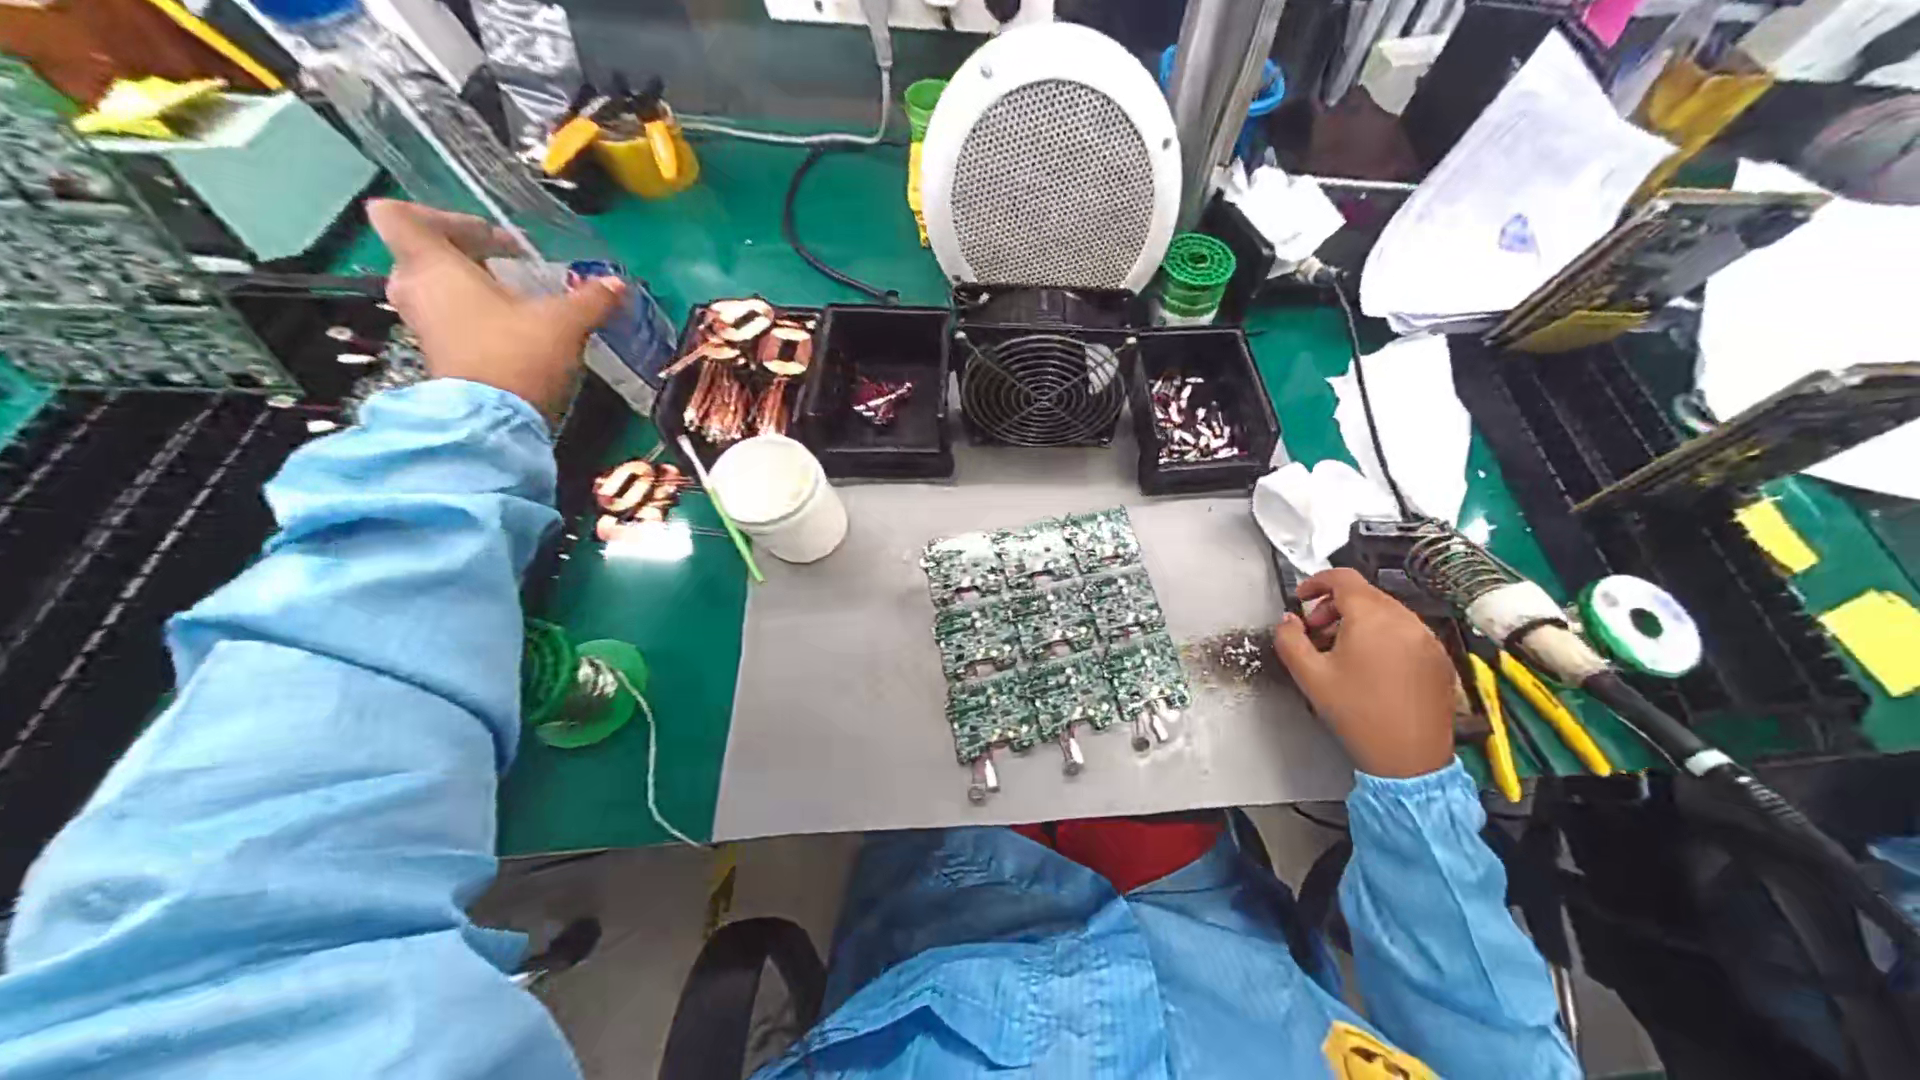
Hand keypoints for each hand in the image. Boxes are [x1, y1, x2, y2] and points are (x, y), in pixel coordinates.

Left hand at [367, 199, 626, 422]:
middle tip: (510, 265)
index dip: (442, 217)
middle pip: (423, 252)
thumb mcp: (565, 322)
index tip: (488, 235)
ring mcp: (422, 325)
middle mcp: (415, 289)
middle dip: (467, 254)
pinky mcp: (438, 354)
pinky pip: (448, 318)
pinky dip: (475, 316)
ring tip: (517, 298)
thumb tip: (617, 284)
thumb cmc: (519, 356)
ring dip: (472, 287)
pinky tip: (515, 330)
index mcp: (433, 266)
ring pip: (437, 287)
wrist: (496, 424)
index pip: (399, 216)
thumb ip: (591, 298)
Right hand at [1272, 568, 1456, 777]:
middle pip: (1364, 594)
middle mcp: (1406, 621)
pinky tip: (1368, 665)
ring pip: (1386, 612)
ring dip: (1358, 620)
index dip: (1317, 582)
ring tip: (1339, 650)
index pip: (1343, 578)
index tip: (1303, 597)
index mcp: (1372, 618)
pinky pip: (1405, 631)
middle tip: (1315, 631)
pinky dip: (1382, 635)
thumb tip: (1288, 621)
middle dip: (1334, 606)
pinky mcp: (1438, 658)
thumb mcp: (1309, 675)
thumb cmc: (1358, 715)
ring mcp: (1427, 639)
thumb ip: (1289, 639)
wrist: (1409, 758)